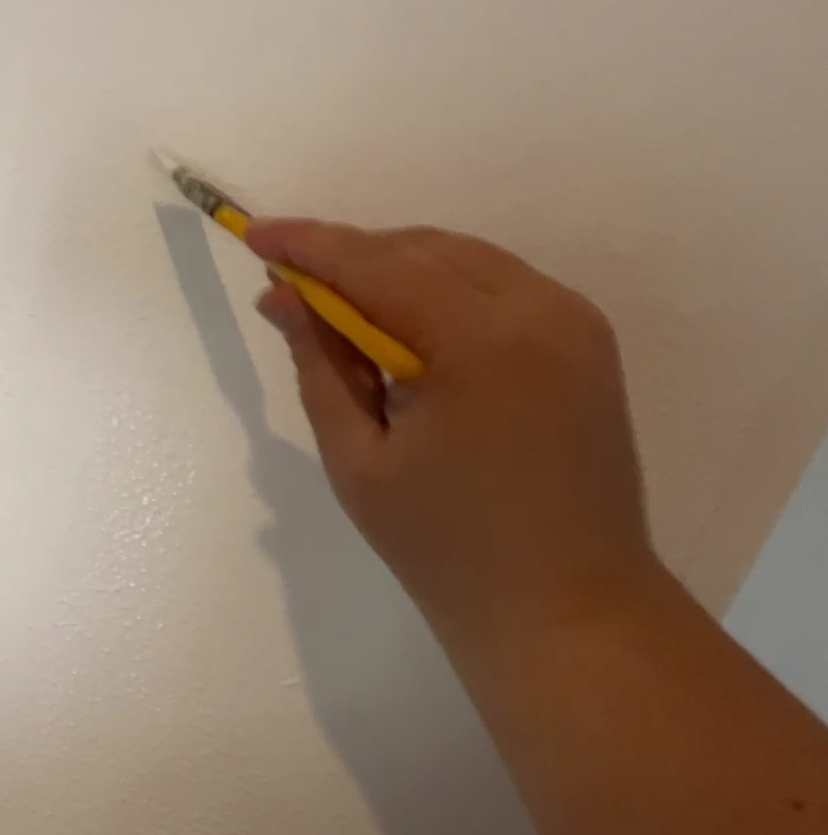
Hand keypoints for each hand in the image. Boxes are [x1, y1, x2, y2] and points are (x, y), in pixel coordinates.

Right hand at [246, 219, 664, 655]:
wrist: (561, 600)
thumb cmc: (439, 540)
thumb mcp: (356, 455)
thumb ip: (320, 364)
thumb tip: (282, 298)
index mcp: (481, 343)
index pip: (378, 265)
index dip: (309, 244)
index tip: (252, 234)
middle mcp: (542, 311)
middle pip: (422, 249)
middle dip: (346, 257)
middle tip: (283, 289)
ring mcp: (574, 322)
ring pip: (460, 260)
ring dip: (388, 272)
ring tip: (329, 313)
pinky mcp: (582, 341)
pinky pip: (493, 287)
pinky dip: (433, 292)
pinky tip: (394, 331)